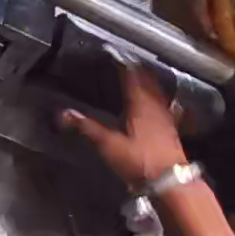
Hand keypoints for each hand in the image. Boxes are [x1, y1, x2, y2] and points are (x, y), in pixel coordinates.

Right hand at [59, 61, 188, 186]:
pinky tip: (158, 104)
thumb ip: (87, 127)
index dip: (122, 63)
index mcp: (140, 102)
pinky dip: (158, 100)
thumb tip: (63, 113)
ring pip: (157, 91)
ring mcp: (166, 116)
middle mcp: (156, 104)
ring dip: (148, 82)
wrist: (170, 181)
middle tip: (125, 62)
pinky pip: (164, 106)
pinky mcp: (172, 128)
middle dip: (136, 69)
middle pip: (147, 79)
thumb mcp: (108, 144)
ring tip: (139, 77)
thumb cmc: (139, 160)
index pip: (131, 74)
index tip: (113, 54)